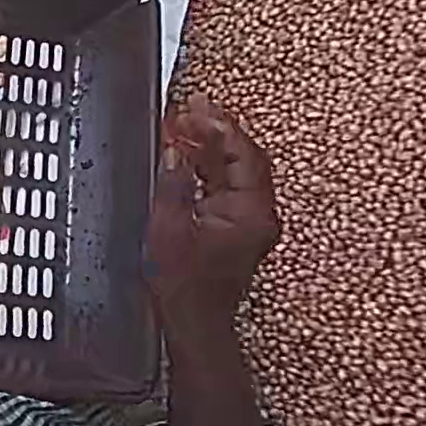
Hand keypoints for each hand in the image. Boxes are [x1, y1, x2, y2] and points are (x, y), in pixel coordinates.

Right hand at [145, 95, 278, 326]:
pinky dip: (204, 167)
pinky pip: (222, 186)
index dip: (221, 127)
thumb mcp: (169, 228)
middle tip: (192, 106)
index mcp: (250, 211)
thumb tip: (174, 153)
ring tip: (183, 125)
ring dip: (208, 147)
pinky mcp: (232, 227)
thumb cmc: (184, 283)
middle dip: (216, 130)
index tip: (198, 108)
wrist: (193, 319)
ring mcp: (246, 221)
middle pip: (243, 158)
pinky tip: (185, 157)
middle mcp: (256, 214)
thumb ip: (173, 185)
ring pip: (232, 170)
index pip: (243, 155)